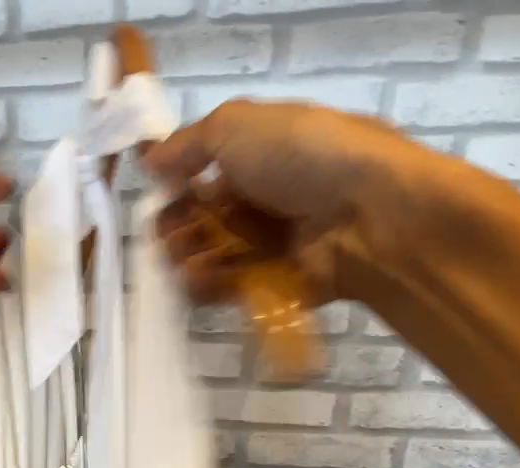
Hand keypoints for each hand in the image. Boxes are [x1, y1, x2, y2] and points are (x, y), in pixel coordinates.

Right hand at [143, 101, 447, 305]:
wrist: (368, 214)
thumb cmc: (302, 156)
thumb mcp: (236, 124)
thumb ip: (188, 144)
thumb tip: (151, 161)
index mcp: (258, 158)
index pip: (202, 178)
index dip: (175, 189)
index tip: (159, 198)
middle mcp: (263, 202)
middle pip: (201, 223)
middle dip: (175, 229)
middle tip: (170, 234)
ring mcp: (269, 248)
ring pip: (209, 259)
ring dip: (185, 258)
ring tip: (183, 258)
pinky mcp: (274, 288)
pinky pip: (228, 291)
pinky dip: (205, 286)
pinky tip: (196, 278)